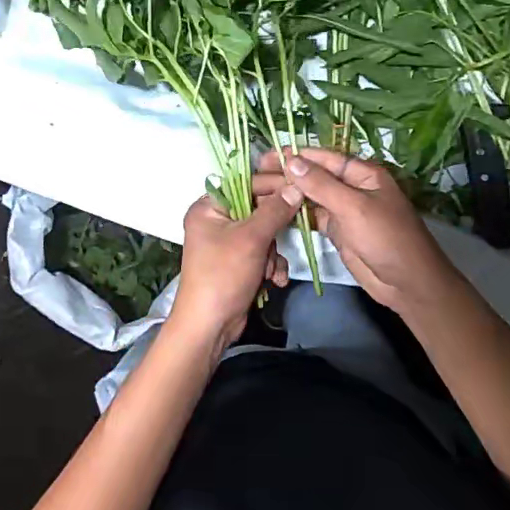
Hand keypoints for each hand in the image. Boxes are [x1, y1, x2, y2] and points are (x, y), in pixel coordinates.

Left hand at [170, 186, 299, 349]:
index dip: (273, 185)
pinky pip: (261, 253)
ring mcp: (226, 242)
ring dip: (272, 253)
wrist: (210, 325)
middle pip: (257, 209)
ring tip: (269, 270)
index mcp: (208, 207)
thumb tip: (296, 187)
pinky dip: (270, 265)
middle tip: (288, 233)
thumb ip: (275, 210)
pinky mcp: (237, 262)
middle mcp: (215, 220)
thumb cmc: (223, 276)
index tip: (301, 187)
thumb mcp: (251, 239)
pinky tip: (273, 280)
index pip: (245, 183)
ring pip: (264, 234)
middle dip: (273, 231)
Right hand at [255, 147, 462, 315]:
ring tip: (258, 188)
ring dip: (288, 192)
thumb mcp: (354, 207)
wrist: (407, 283)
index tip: (269, 155)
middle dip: (288, 173)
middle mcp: (352, 187)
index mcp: (363, 174)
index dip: (297, 155)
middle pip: (315, 176)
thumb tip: (292, 161)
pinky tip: (273, 210)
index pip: (324, 158)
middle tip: (257, 171)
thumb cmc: (387, 238)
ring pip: (311, 196)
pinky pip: (312, 216)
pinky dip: (294, 213)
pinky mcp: (337, 230)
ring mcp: (344, 210)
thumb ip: (321, 185)